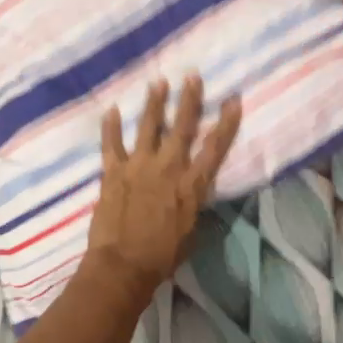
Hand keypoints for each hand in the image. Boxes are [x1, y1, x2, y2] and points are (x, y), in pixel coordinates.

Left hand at [81, 74, 242, 303]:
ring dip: (153, 103)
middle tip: (192, 75)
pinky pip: (111, 144)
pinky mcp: (113, 172)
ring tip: (158, 82)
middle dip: (189, 100)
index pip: (214, 147)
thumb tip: (194, 190)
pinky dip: (110, 127)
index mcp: (191, 185)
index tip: (233, 99)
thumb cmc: (162, 256)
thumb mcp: (191, 230)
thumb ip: (192, 203)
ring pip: (148, 127)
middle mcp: (167, 168)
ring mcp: (138, 167)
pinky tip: (110, 110)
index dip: (226, 122)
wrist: (122, 266)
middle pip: (181, 127)